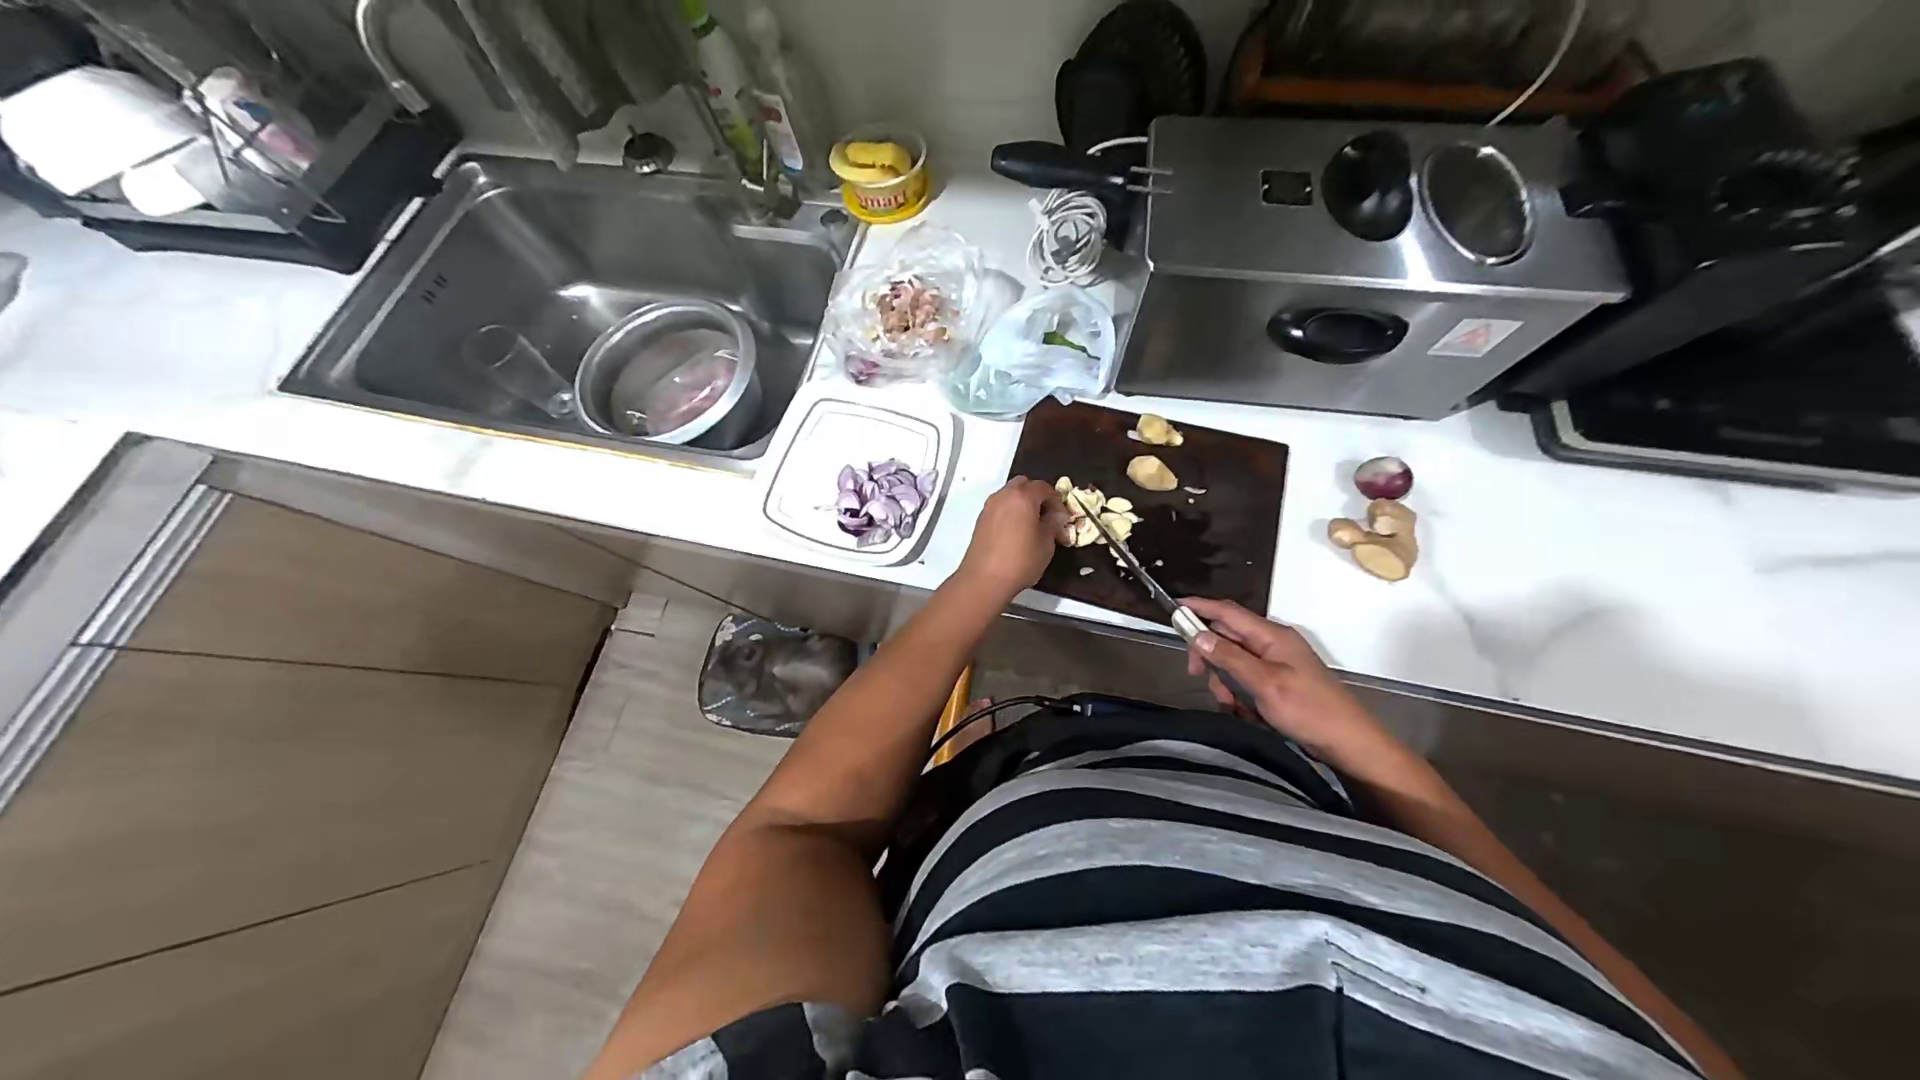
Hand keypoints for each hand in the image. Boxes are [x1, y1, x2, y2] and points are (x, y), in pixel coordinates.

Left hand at [954, 476, 1066, 601]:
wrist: (984, 579)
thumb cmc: (1020, 560)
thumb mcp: (1046, 543)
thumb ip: (1053, 524)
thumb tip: (1056, 516)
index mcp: (1022, 497)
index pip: (1044, 487)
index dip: (1057, 501)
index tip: (1062, 518)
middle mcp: (1003, 496)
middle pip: (1024, 484)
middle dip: (1038, 496)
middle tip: (1047, 515)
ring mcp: (989, 507)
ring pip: (1009, 494)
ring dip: (1022, 503)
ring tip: (1032, 524)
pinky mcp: (981, 520)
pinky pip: (1000, 507)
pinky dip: (1010, 512)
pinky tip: (1017, 532)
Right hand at [1181, 597, 1387, 758]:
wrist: (1348, 744)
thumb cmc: (1310, 710)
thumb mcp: (1264, 684)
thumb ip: (1229, 657)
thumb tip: (1199, 635)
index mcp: (1272, 636)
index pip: (1227, 612)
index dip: (1199, 607)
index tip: (1174, 608)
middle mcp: (1272, 644)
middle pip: (1226, 637)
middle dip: (1210, 658)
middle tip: (1198, 677)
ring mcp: (1276, 663)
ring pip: (1232, 662)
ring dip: (1224, 682)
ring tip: (1233, 705)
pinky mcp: (1278, 682)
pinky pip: (1245, 680)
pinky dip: (1239, 694)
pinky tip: (1246, 711)